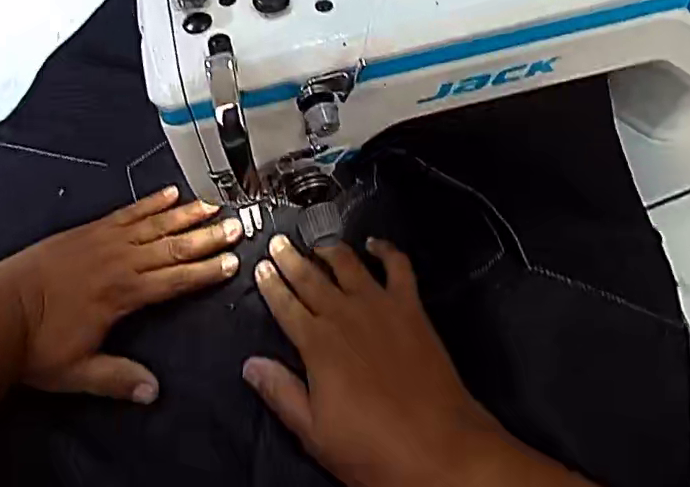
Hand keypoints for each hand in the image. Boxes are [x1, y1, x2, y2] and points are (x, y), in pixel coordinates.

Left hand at [0, 186, 241, 420]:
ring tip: (213, 205)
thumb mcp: (78, 371)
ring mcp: (109, 239)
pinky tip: (169, 193)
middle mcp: (123, 260)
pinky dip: (151, 202)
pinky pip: (129, 211)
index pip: (176, 279)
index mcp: (125, 293)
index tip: (232, 262)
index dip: (207, 271)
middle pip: (174, 246)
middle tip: (236, 226)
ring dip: (187, 214)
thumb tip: (153, 391)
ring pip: (157, 223)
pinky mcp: (93, 228)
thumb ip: (117, 378)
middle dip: (208, 237)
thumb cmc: (39, 345)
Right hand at [245, 236, 591, 486]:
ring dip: (329, 248)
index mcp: (318, 344)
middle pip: (311, 277)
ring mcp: (379, 304)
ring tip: (316, 241)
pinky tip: (375, 243)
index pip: (286, 305)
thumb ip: (281, 392)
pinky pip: (396, 265)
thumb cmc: (374, 447)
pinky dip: (385, 249)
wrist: (437, 447)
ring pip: (347, 263)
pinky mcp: (409, 305)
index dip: (271, 284)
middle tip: (279, 242)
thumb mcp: (315, 433)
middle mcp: (345, 314)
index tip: (262, 267)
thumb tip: (252, 365)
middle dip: (291, 258)